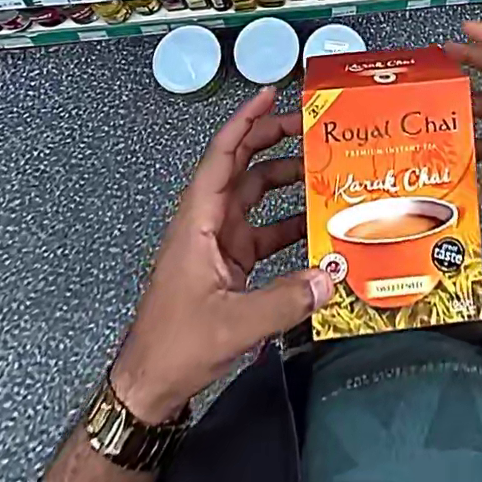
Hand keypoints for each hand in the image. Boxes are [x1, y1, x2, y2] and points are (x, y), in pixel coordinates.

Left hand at [109, 87, 331, 420]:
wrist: (150, 386)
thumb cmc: (176, 346)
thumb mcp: (234, 323)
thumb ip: (286, 300)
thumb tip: (331, 276)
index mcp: (199, 221)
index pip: (222, 156)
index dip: (244, 121)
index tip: (269, 95)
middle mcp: (209, 222)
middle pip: (242, 165)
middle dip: (272, 139)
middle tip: (309, 125)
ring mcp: (220, 240)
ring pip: (255, 193)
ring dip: (286, 178)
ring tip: (321, 168)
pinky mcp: (231, 261)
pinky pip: (265, 227)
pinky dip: (289, 220)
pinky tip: (316, 222)